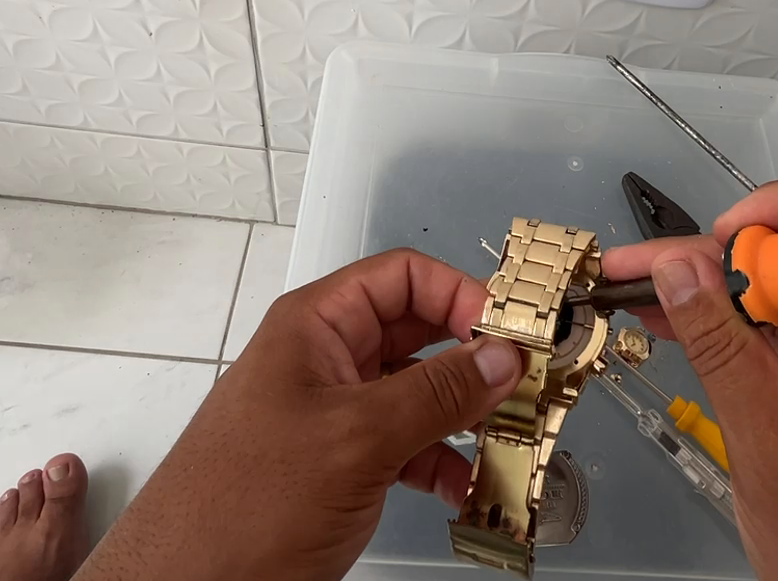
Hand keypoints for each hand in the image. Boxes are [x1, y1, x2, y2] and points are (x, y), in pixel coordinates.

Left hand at [76, 248, 521, 580]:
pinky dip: (439, 458)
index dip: (459, 294)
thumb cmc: (253, 499)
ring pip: (415, 390)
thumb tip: (506, 355)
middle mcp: (328, 355)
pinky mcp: (338, 461)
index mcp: (319, 322)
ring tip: (508, 436)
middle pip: (415, 331)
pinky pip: (403, 442)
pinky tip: (466, 486)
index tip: (509, 332)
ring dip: (462, 412)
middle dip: (470, 355)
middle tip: (524, 383)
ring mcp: (333, 410)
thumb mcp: (357, 438)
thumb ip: (437, 393)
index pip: (403, 277)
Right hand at [602, 181, 777, 580]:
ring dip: (708, 291)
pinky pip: (775, 335)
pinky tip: (674, 327)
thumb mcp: (771, 445)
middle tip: (643, 270)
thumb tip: (678, 266)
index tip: (715, 245)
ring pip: (776, 294)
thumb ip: (720, 347)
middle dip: (716, 254)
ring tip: (639, 292)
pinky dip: (724, 329)